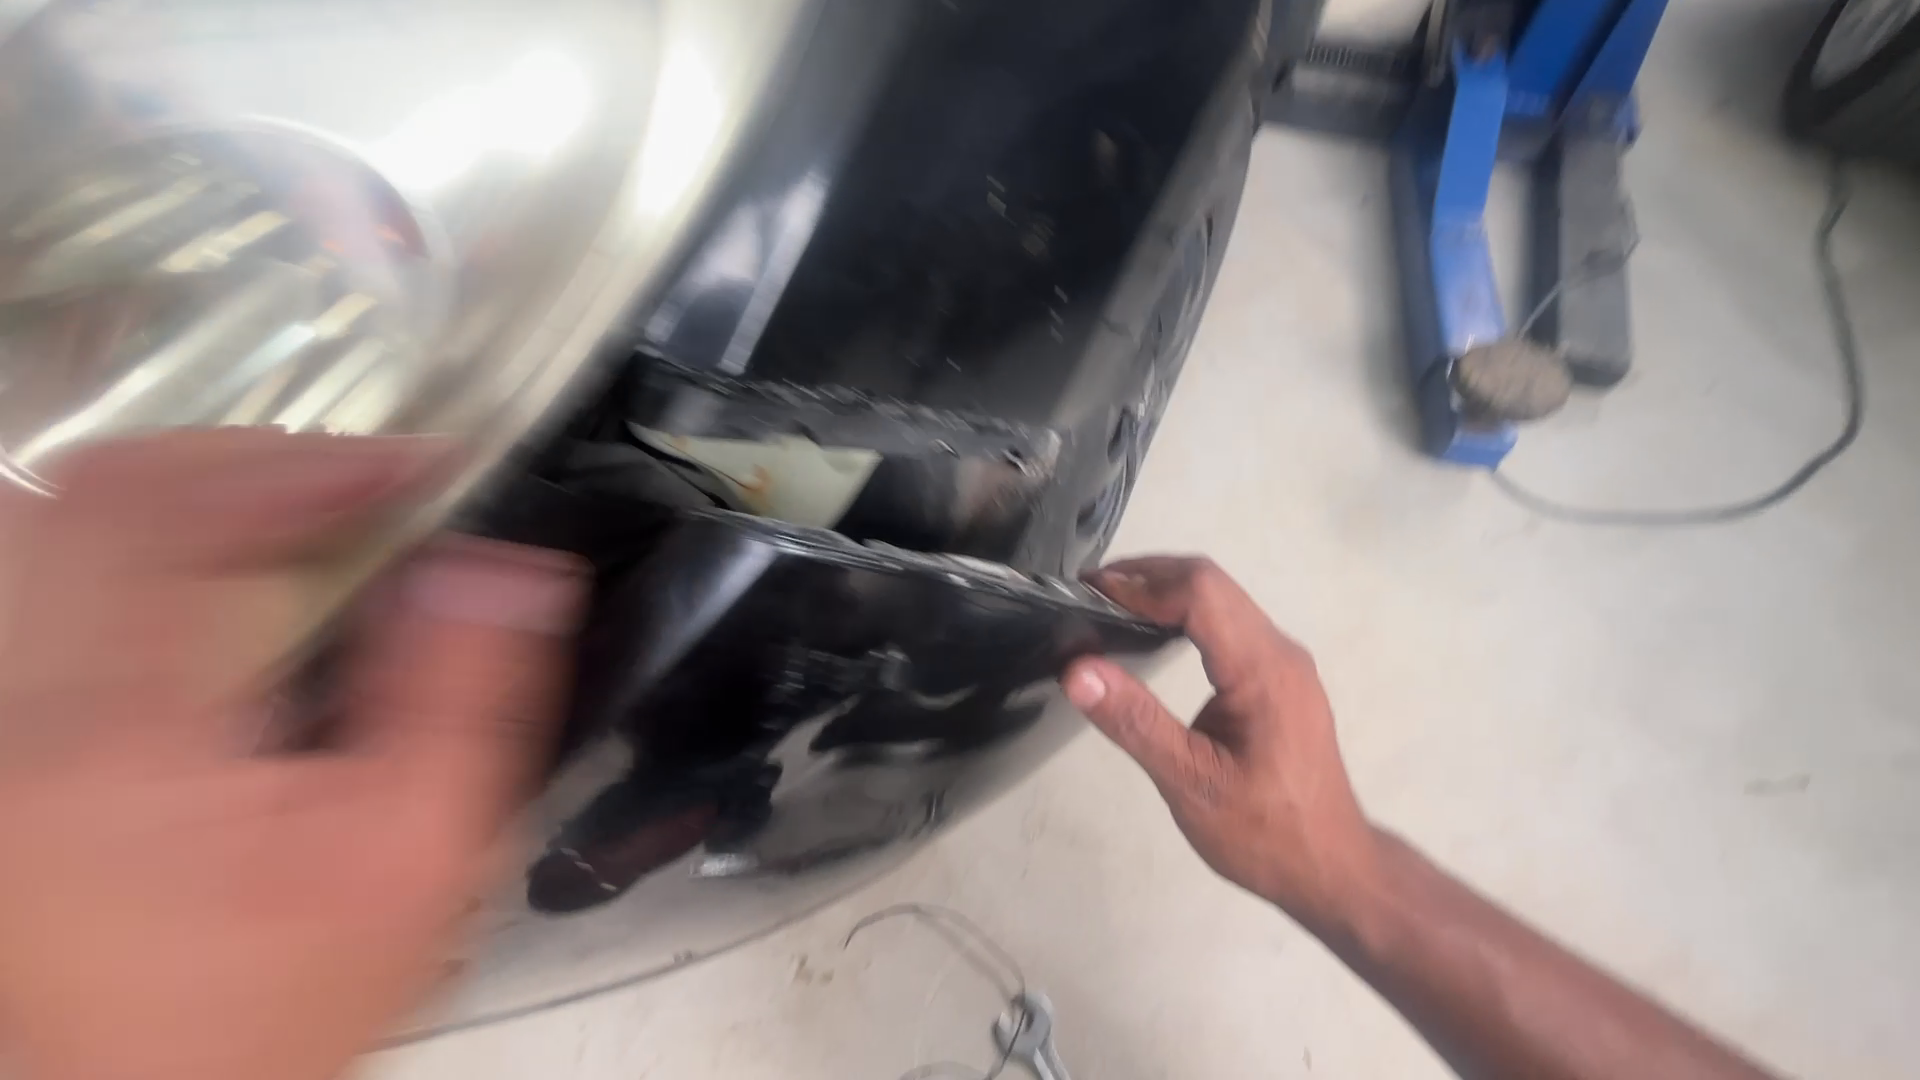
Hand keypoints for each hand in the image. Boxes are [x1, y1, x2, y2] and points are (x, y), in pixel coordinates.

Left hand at [0, 431, 583, 1079]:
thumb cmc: (296, 983)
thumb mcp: (425, 836)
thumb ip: (471, 687)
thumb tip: (510, 567)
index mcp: (117, 727)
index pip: (171, 512)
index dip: (309, 462)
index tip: (420, 471)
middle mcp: (24, 708)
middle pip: (88, 493)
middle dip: (254, 456)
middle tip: (373, 480)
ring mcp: (14, 722)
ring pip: (63, 529)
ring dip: (211, 490)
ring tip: (328, 510)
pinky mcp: (30, 740)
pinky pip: (72, 586)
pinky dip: (178, 544)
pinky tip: (268, 576)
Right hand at [1063, 557, 1378, 930]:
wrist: (1331, 870)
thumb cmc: (1263, 833)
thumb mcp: (1190, 783)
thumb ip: (1134, 722)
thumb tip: (1076, 669)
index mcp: (1263, 668)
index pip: (1200, 593)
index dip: (1141, 584)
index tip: (1089, 594)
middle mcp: (1279, 650)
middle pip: (1211, 582)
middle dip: (1147, 575)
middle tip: (1088, 592)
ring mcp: (1283, 660)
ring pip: (1220, 596)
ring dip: (1164, 588)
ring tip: (1109, 602)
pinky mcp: (1277, 675)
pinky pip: (1227, 620)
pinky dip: (1182, 610)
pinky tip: (1150, 628)